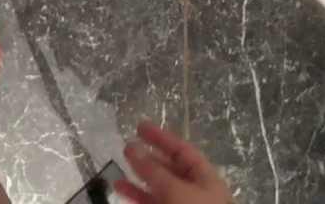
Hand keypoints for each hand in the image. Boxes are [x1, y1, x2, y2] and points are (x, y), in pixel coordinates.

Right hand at [115, 123, 232, 203]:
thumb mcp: (176, 192)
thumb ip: (153, 171)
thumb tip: (131, 147)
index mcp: (208, 181)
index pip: (183, 151)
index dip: (161, 137)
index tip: (138, 127)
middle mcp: (198, 194)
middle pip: (170, 171)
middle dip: (147, 160)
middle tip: (125, 150)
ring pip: (159, 192)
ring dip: (138, 183)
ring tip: (117, 176)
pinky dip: (139, 199)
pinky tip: (122, 193)